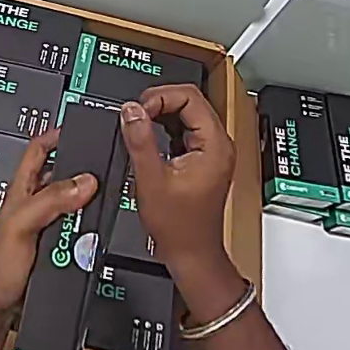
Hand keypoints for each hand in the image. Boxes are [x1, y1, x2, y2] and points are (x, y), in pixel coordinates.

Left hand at [0, 126, 96, 313]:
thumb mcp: (22, 225)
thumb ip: (51, 200)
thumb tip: (84, 181)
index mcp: (21, 191)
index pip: (38, 150)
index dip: (57, 135)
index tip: (80, 128)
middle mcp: (33, 205)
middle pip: (64, 178)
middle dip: (83, 176)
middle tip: (100, 176)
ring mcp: (45, 226)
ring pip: (75, 207)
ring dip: (85, 212)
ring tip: (93, 216)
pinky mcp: (55, 247)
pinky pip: (78, 234)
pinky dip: (87, 235)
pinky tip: (89, 241)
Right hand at [119, 85, 244, 315]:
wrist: (191, 252)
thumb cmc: (180, 226)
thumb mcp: (151, 179)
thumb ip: (140, 140)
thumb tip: (131, 110)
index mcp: (214, 145)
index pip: (190, 97)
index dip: (160, 97)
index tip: (138, 109)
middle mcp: (218, 144)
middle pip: (190, 101)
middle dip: (159, 103)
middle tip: (135, 116)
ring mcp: (212, 151)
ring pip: (186, 114)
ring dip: (160, 116)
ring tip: (139, 128)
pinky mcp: (202, 158)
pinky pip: (184, 131)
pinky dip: (165, 129)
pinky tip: (149, 141)